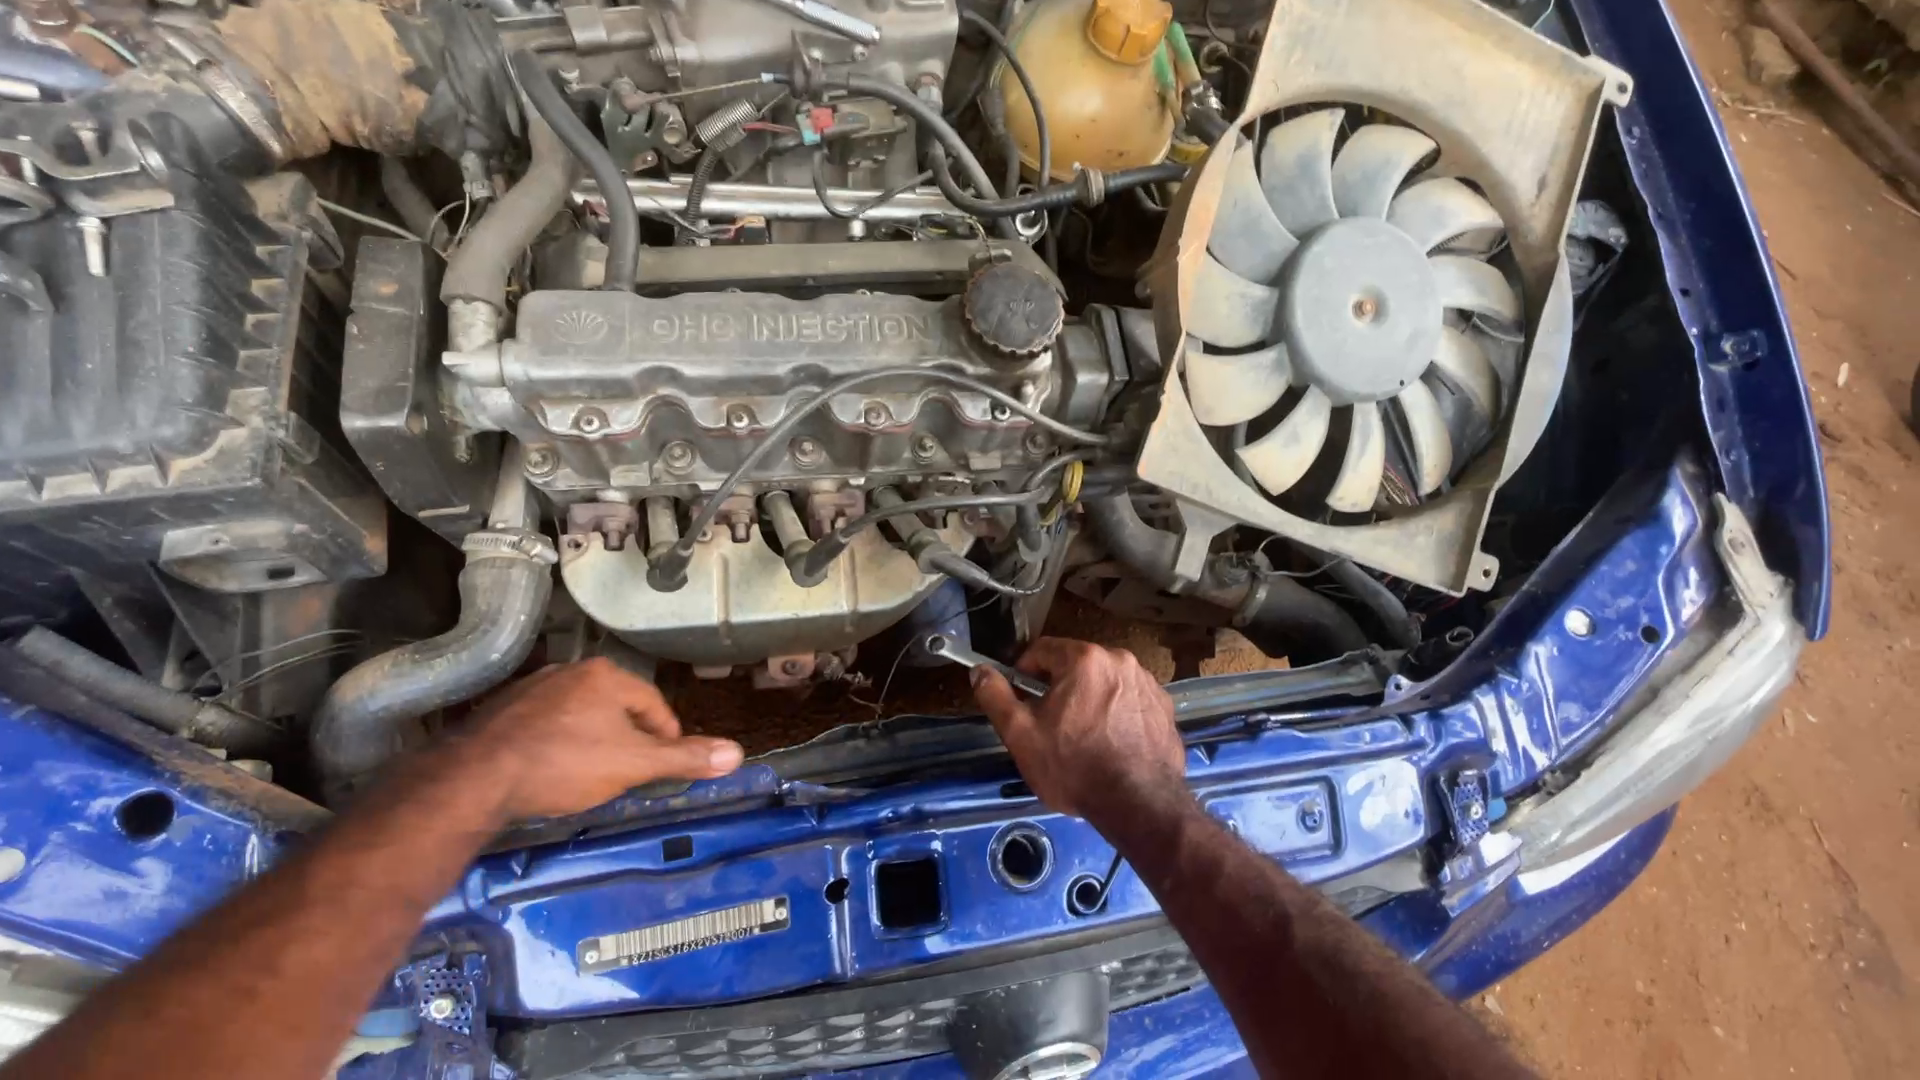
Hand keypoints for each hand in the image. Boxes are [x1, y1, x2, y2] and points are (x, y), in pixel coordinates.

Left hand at [454, 658, 743, 820]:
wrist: (473, 780)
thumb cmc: (564, 765)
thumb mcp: (633, 765)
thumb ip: (684, 758)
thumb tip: (737, 752)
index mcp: (606, 676)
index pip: (654, 705)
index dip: (665, 738)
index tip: (664, 766)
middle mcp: (569, 671)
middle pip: (616, 708)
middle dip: (627, 739)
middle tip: (628, 773)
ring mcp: (531, 688)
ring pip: (579, 715)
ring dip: (591, 740)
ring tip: (589, 774)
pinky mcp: (499, 711)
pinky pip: (544, 724)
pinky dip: (555, 743)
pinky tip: (549, 770)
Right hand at [970, 637, 1186, 825]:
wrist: (1139, 804)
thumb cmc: (1074, 767)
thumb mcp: (1021, 734)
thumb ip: (995, 696)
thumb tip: (979, 672)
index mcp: (1083, 659)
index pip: (1041, 649)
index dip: (1024, 673)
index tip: (1022, 700)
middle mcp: (1120, 660)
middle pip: (1075, 665)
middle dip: (1059, 688)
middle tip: (1051, 725)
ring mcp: (1147, 683)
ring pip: (1104, 682)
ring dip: (1089, 699)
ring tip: (1083, 738)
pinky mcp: (1164, 707)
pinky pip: (1129, 700)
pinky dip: (1117, 713)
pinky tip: (1112, 744)